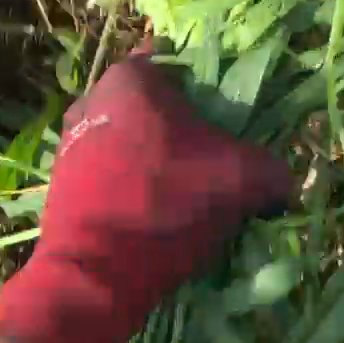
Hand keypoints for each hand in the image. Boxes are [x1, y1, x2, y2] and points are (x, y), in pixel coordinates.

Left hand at [0, 57, 291, 342]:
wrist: (95, 274)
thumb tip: (282, 181)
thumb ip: (271, 170)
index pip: (183, 68)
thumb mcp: (240, 181)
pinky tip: (150, 221)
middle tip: (209, 167)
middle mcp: (91, 99)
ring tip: (181, 201)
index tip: (229, 130)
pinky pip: (108, 179)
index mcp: (132, 77)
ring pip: (129, 146)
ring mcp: (69, 144)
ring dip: (154, 166)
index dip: (212, 97)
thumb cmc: (166, 207)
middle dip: (180, 135)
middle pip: (154, 110)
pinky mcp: (60, 187)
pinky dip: (129, 193)